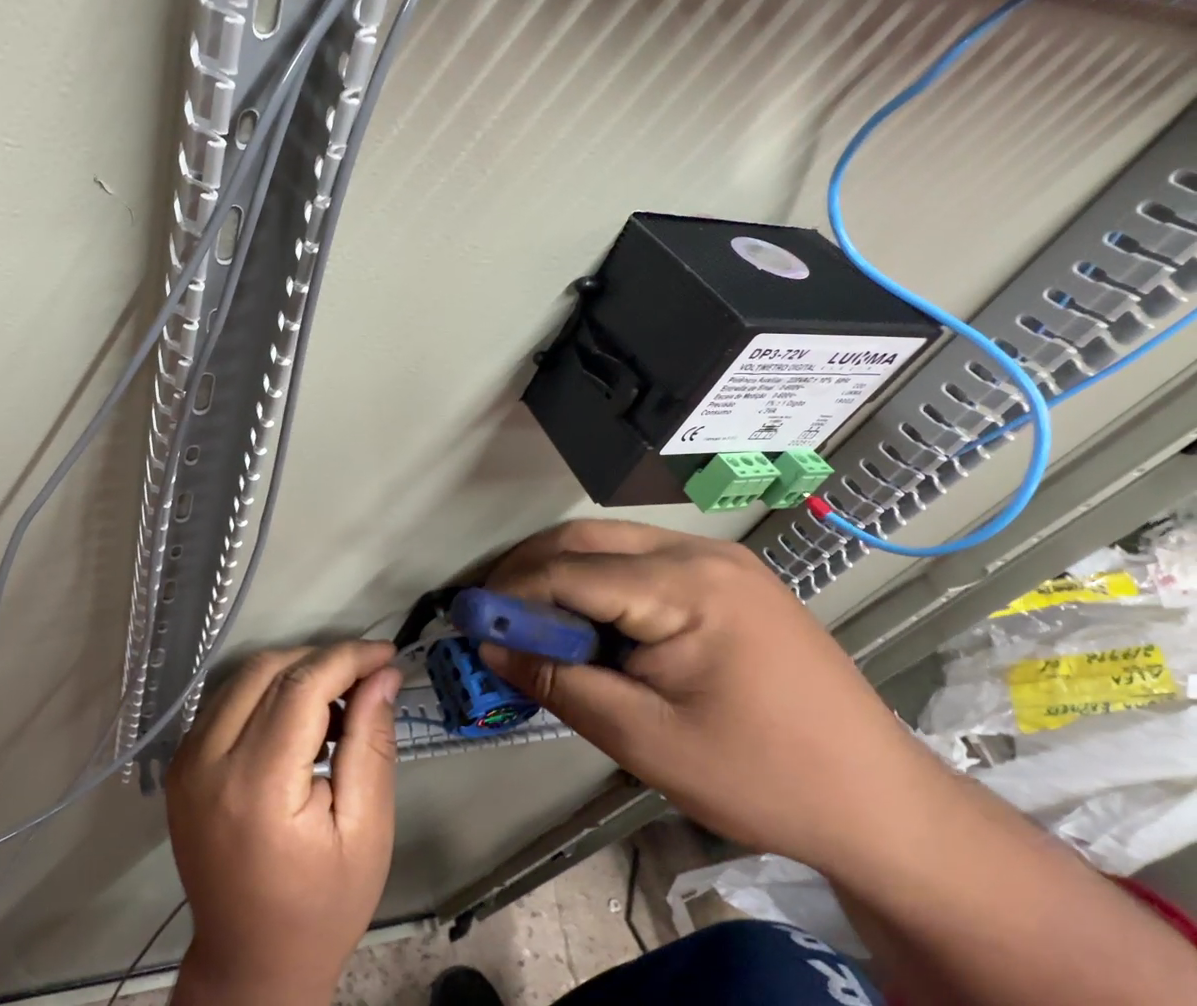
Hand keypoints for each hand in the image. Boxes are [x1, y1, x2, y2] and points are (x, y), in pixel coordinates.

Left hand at [165, 642, 402, 1005]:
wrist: (250, 961)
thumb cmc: (320, 908)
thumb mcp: (365, 832)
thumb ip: (371, 745)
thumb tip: (382, 676)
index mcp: (256, 784)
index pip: (300, 686)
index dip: (346, 658)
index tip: (386, 654)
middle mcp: (208, 761)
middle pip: (265, 670)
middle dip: (320, 659)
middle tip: (367, 678)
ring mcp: (185, 762)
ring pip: (239, 680)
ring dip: (291, 673)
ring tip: (337, 704)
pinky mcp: (180, 768)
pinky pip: (222, 705)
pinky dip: (263, 695)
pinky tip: (298, 722)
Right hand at [477, 520, 945, 873]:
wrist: (879, 804)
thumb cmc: (761, 776)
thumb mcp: (642, 737)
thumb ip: (557, 680)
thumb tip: (489, 645)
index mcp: (687, 586)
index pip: (568, 570)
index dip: (507, 595)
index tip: (464, 626)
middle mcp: (704, 555)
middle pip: (586, 540)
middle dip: (525, 573)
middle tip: (487, 619)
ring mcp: (725, 565)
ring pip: (612, 547)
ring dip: (559, 577)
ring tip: (526, 626)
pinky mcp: (733, 585)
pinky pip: (644, 566)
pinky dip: (598, 587)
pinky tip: (585, 628)